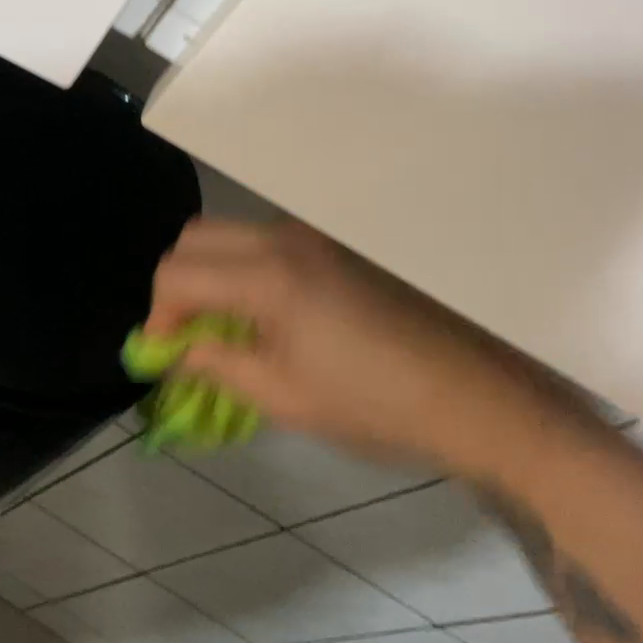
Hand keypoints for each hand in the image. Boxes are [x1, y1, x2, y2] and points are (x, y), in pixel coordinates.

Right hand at [146, 219, 580, 474]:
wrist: (485, 401)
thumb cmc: (376, 407)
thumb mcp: (280, 397)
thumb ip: (212, 364)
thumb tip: (173, 351)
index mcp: (269, 277)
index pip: (175, 274)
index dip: (157, 316)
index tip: (167, 354)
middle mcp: (289, 239)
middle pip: (195, 238)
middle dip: (177, 286)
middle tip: (188, 334)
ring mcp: (320, 236)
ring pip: (232, 236)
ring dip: (212, 275)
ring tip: (227, 327)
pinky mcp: (344, 245)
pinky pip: (268, 243)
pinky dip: (245, 270)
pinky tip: (269, 315)